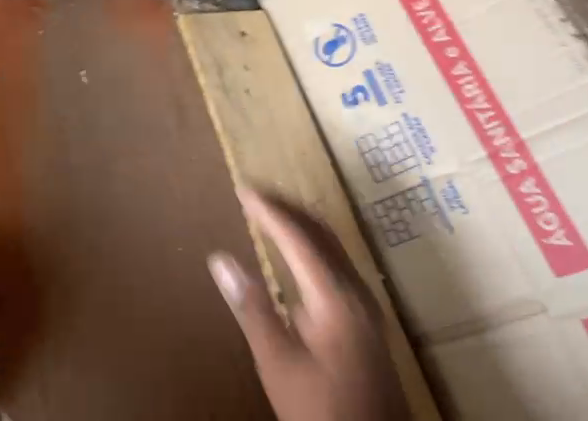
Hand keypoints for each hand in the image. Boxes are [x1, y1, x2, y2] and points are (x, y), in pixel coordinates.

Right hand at [210, 188, 405, 420]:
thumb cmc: (320, 408)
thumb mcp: (277, 363)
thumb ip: (252, 307)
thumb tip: (220, 259)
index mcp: (334, 296)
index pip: (297, 237)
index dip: (269, 210)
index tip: (243, 189)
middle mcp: (356, 292)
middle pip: (322, 233)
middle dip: (288, 207)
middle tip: (256, 193)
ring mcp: (367, 307)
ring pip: (334, 246)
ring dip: (302, 224)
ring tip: (272, 214)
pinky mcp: (368, 321)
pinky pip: (339, 263)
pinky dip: (314, 245)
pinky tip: (298, 257)